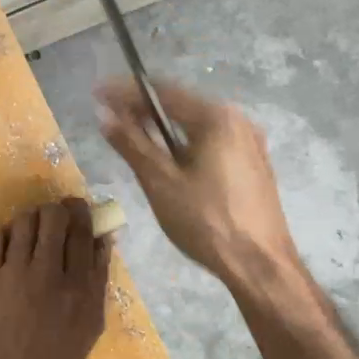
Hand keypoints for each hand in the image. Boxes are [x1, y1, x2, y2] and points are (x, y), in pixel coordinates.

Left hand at [0, 199, 110, 358]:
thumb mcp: (91, 324)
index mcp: (79, 286)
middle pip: (53, 218)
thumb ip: (99, 278)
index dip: (80, 212)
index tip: (76, 207)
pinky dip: (1, 236)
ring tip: (26, 231)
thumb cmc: (53, 357)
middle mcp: (47, 272)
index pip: (82, 231)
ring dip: (27, 220)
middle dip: (54, 211)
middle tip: (50, 217)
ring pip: (22, 222)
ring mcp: (12, 271)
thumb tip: (105, 237)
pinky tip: (4, 246)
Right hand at [97, 79, 301, 299]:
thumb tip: (103, 115)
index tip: (97, 94)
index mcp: (217, 118)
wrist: (261, 266)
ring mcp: (250, 144)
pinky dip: (183, 143)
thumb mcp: (160, 182)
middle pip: (181, 105)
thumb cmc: (207, 221)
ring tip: (131, 139)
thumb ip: (131, 144)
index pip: (163, 92)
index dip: (125, 92)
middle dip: (142, 110)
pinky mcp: (253, 166)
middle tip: (110, 118)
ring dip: (162, 128)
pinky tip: (166, 161)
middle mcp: (238, 121)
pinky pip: (210, 142)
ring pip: (196, 126)